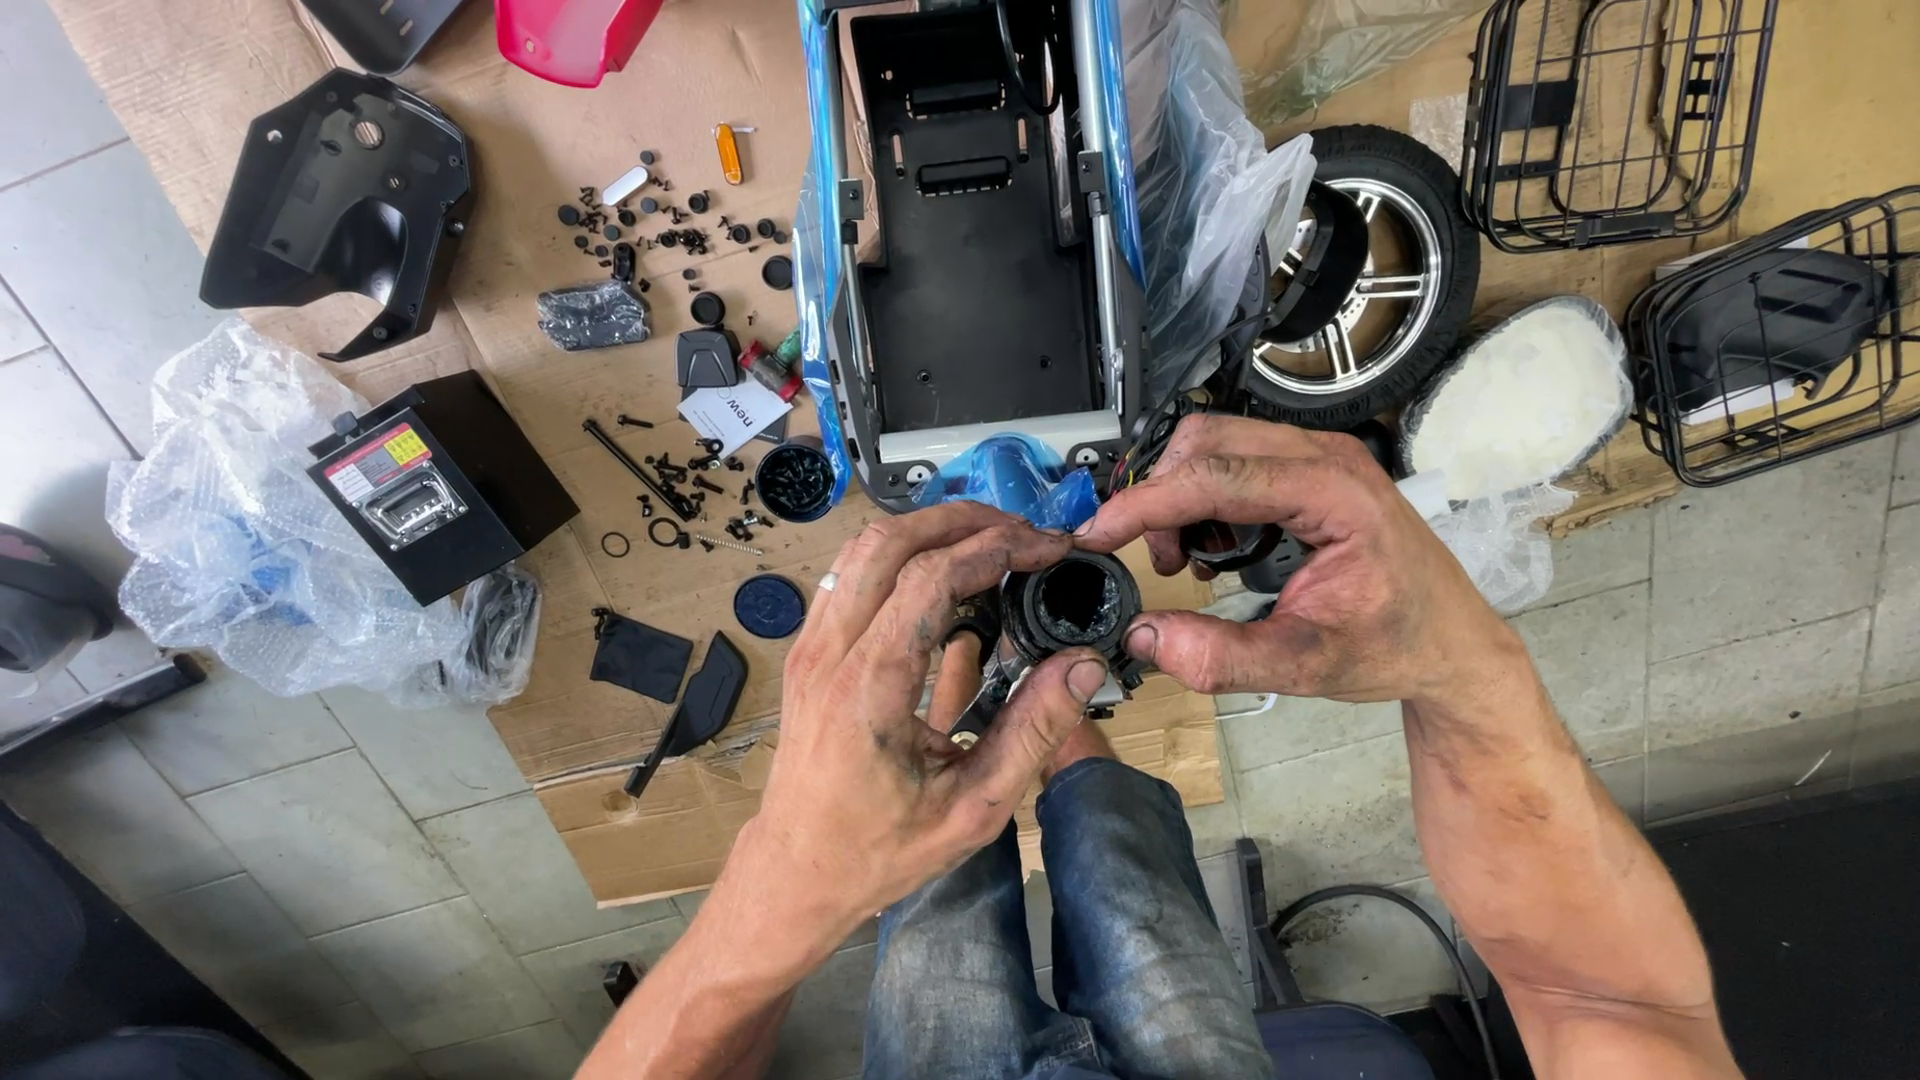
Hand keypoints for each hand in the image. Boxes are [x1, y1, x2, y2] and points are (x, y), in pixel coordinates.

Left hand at [726, 502, 1109, 967]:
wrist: (797, 869)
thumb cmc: (881, 849)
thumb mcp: (973, 807)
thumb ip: (1033, 731)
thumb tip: (1084, 664)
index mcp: (869, 687)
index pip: (930, 578)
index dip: (997, 548)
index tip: (1047, 548)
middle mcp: (829, 651)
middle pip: (889, 541)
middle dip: (964, 521)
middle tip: (1022, 533)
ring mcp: (810, 644)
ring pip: (861, 547)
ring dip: (928, 529)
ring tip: (988, 541)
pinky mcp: (808, 648)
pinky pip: (849, 572)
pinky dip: (898, 552)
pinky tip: (939, 571)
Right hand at [1075, 414, 1517, 705]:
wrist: (1450, 642)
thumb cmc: (1396, 646)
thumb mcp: (1306, 665)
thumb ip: (1221, 656)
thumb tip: (1144, 636)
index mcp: (1335, 494)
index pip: (1216, 476)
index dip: (1146, 504)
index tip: (1099, 534)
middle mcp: (1324, 458)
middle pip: (1206, 443)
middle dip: (1162, 498)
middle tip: (1162, 560)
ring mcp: (1317, 457)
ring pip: (1212, 444)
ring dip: (1180, 496)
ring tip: (1190, 557)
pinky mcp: (1307, 469)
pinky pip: (1230, 458)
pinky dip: (1201, 498)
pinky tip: (1217, 546)